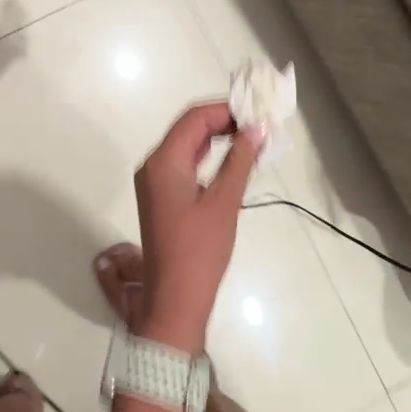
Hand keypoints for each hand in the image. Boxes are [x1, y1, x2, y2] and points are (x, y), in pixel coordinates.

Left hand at [132, 101, 264, 353]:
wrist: (174, 301)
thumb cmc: (200, 250)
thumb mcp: (224, 202)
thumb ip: (240, 161)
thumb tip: (256, 128)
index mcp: (163, 161)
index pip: (193, 118)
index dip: (224, 110)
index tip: (256, 113)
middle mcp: (153, 165)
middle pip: (188, 129)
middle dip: (222, 122)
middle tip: (257, 126)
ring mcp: (154, 182)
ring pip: (186, 146)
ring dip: (216, 139)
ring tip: (251, 140)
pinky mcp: (161, 197)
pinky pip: (184, 165)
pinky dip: (207, 159)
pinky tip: (232, 164)